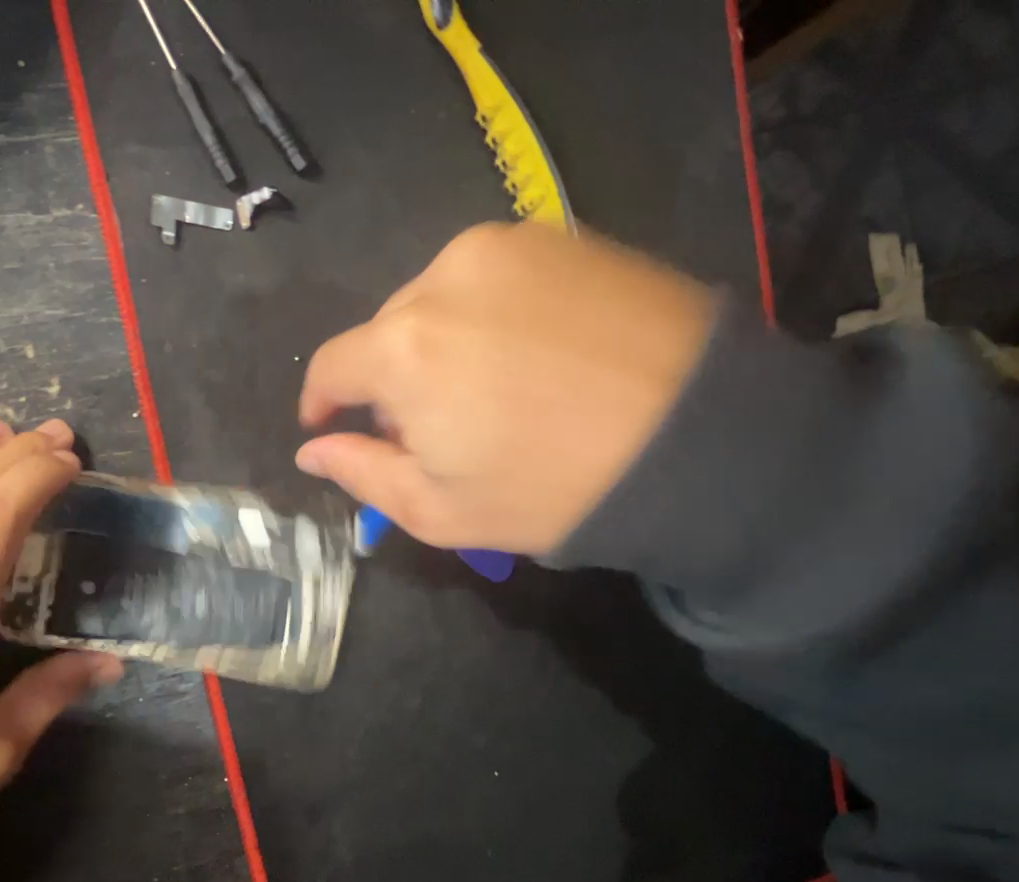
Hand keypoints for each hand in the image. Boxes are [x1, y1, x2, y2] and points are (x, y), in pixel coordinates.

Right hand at [296, 223, 717, 554]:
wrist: (706, 439)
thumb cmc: (555, 489)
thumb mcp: (440, 509)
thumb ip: (362, 472)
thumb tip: (312, 450)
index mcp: (404, 347)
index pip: (332, 365)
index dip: (322, 401)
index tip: (332, 426)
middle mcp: (444, 277)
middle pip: (385, 330)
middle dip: (392, 378)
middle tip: (434, 425)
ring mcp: (508, 246)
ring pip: (437, 298)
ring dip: (439, 341)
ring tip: (489, 388)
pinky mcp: (563, 235)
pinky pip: (494, 277)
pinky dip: (490, 314)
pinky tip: (531, 354)